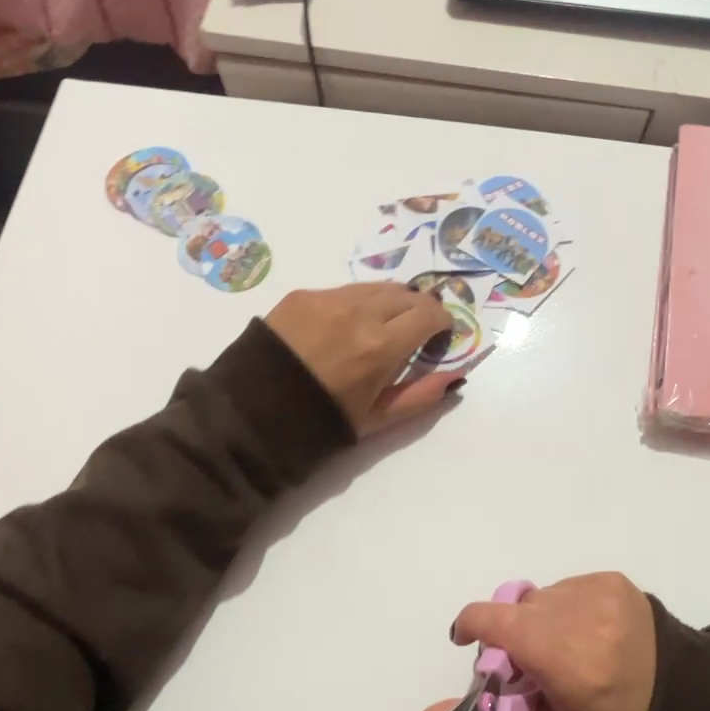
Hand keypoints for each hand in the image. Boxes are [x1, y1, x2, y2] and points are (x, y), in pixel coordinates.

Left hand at [265, 284, 462, 435]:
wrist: (253, 414)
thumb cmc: (321, 423)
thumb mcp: (377, 419)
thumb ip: (420, 396)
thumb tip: (455, 378)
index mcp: (380, 346)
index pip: (428, 314)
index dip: (441, 322)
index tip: (439, 335)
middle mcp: (358, 313)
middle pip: (406, 294)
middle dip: (419, 309)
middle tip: (417, 328)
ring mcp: (328, 299)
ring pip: (375, 287)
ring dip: (389, 302)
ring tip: (384, 324)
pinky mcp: (303, 295)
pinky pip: (344, 290)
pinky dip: (357, 303)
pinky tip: (346, 326)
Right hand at [420, 573, 657, 710]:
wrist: (684, 700)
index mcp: (560, 656)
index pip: (493, 621)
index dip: (470, 627)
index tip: (468, 642)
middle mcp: (576, 614)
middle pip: (516, 610)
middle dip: (513, 634)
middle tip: (532, 663)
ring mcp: (597, 592)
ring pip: (542, 597)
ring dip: (541, 619)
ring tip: (569, 648)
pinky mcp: (613, 580)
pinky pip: (569, 587)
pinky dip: (567, 607)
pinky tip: (590, 633)